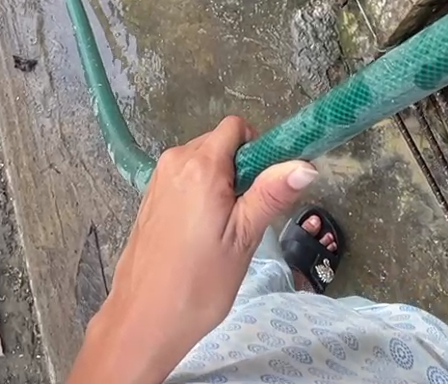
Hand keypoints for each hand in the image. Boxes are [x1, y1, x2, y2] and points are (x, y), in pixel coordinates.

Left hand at [66, 117, 317, 383]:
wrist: (142, 319)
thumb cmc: (199, 283)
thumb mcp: (244, 238)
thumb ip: (271, 194)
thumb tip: (305, 165)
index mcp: (201, 164)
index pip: (236, 127)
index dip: (256, 149)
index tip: (261, 187)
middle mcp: (175, 159)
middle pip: (219, 143)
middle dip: (238, 170)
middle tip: (243, 217)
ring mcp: (159, 176)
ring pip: (202, 161)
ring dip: (218, 183)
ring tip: (221, 230)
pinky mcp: (150, 194)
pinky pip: (184, 177)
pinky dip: (198, 193)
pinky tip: (199, 233)